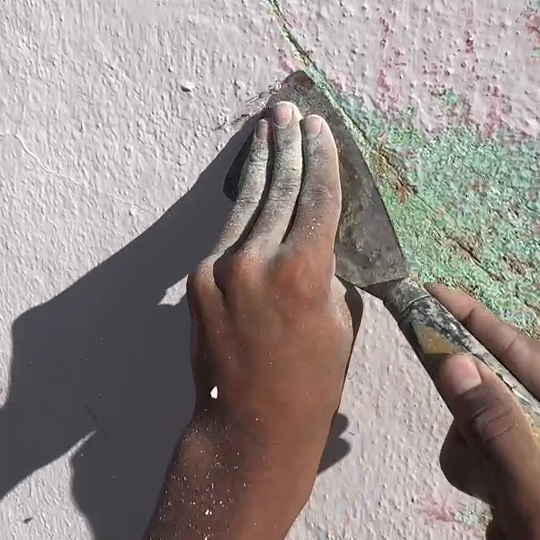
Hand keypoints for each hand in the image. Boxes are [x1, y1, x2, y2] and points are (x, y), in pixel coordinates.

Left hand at [139, 101, 360, 539]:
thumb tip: (318, 233)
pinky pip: (229, 232)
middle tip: (288, 110)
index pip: (316, 198)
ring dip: (259, 161)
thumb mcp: (340, 322)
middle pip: (277, 187)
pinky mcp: (199, 278)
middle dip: (287, 145)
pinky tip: (252, 182)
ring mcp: (221, 266)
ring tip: (266, 127)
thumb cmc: (311, 385)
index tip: (321, 128)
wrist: (246, 430)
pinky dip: (244, 206)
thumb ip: (328, 268)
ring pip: (246, 201)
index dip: (321, 160)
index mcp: (304, 271)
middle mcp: (257, 259)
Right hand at [429, 285, 539, 539]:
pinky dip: (511, 505)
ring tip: (514, 537)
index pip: (531, 358)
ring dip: (496, 484)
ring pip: (513, 443)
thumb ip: (499, 437)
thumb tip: (457, 362)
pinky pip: (526, 476)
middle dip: (484, 441)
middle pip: (516, 404)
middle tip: (476, 484)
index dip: (477, 323)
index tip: (433, 290)